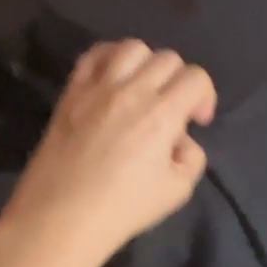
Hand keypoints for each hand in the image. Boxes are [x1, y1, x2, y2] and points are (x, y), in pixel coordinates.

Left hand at [0, 40, 216, 266]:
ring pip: (133, 48)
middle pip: (168, 58)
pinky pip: (94, 55)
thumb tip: (179, 139)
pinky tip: (115, 79)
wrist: (60, 218)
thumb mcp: (179, 190)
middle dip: (180, 80)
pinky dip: (111, 58)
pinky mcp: (71, 93)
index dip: (205, 96)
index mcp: (161, 114)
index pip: (196, 77)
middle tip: (173, 109)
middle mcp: (131, 91)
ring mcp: (97, 88)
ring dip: (148, 63)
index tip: (197, 121)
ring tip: (144, 88)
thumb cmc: (123, 208)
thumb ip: (192, 156)